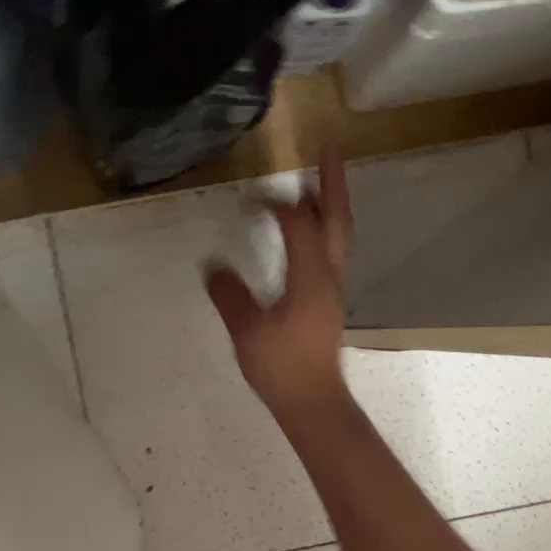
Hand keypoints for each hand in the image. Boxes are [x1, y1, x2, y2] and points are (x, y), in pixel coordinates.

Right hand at [206, 145, 353, 418]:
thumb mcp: (248, 331)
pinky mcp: (328, 300)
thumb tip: (211, 265)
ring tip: (320, 180)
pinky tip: (311, 231)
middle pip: (336, 219)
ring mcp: (333, 288)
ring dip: (331, 204)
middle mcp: (329, 275)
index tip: (246, 199)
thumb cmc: (282, 368)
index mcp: (311, 276)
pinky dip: (325, 229)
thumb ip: (230, 295)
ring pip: (339, 235)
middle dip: (332, 182)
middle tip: (330, 148)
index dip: (274, 204)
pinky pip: (332, 251)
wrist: (313, 402)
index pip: (298, 224)